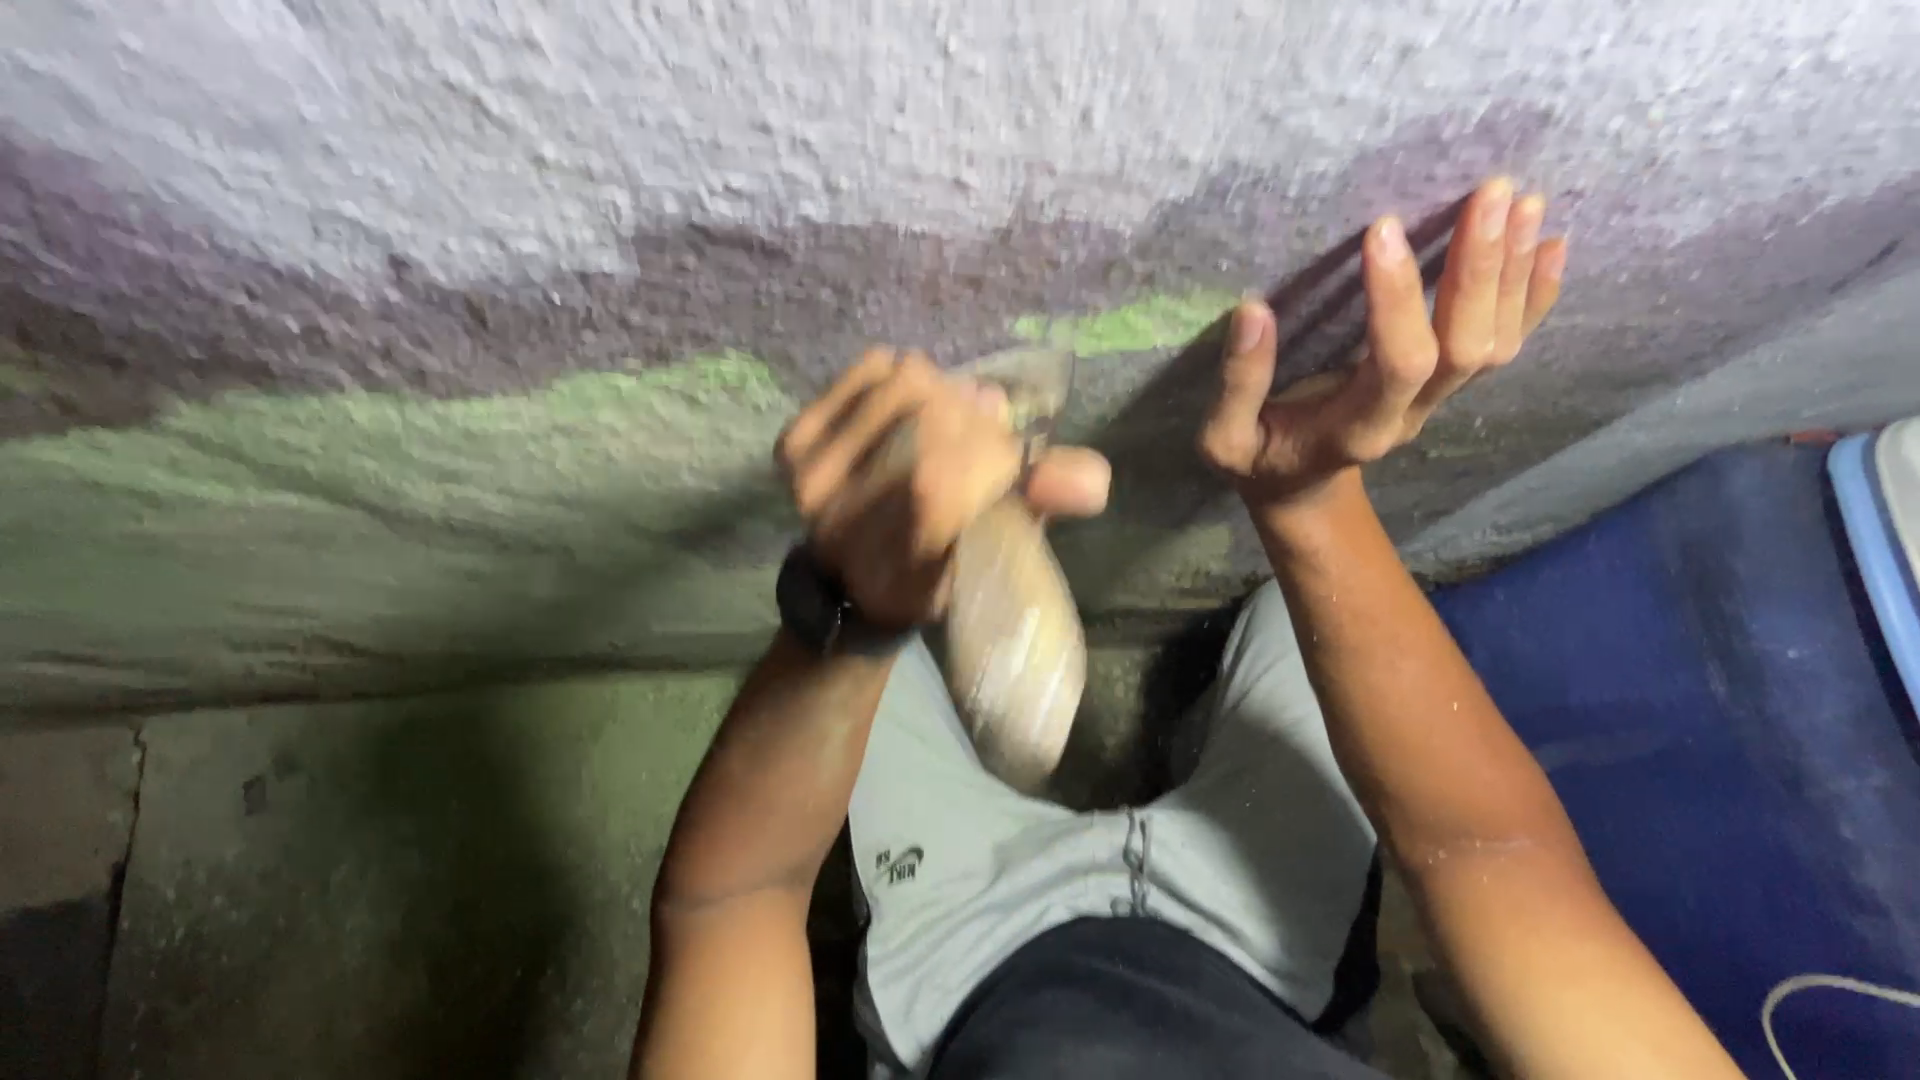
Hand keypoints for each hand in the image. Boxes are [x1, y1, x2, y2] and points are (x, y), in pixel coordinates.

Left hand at [776, 349, 1110, 629]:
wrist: (851, 585)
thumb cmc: (939, 570)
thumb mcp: (1000, 550)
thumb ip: (1042, 505)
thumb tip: (1093, 478)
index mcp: (901, 557)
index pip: (953, 473)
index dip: (997, 452)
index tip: (1009, 457)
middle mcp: (845, 514)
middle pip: (935, 415)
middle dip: (976, 418)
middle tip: (982, 435)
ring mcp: (812, 475)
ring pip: (906, 381)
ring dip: (943, 392)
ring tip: (947, 419)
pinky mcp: (794, 441)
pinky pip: (872, 367)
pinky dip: (902, 375)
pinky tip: (908, 405)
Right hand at [1199, 177, 1567, 511]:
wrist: (1298, 487)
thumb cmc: (1256, 461)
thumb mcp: (1224, 439)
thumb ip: (1238, 384)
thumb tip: (1253, 311)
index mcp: (1356, 429)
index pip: (1399, 363)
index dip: (1397, 299)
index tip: (1381, 230)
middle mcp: (1410, 416)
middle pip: (1467, 347)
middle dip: (1480, 270)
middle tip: (1488, 194)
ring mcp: (1435, 403)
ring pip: (1496, 344)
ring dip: (1511, 272)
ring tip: (1521, 201)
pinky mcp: (1444, 389)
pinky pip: (1505, 345)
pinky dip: (1534, 296)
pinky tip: (1551, 245)